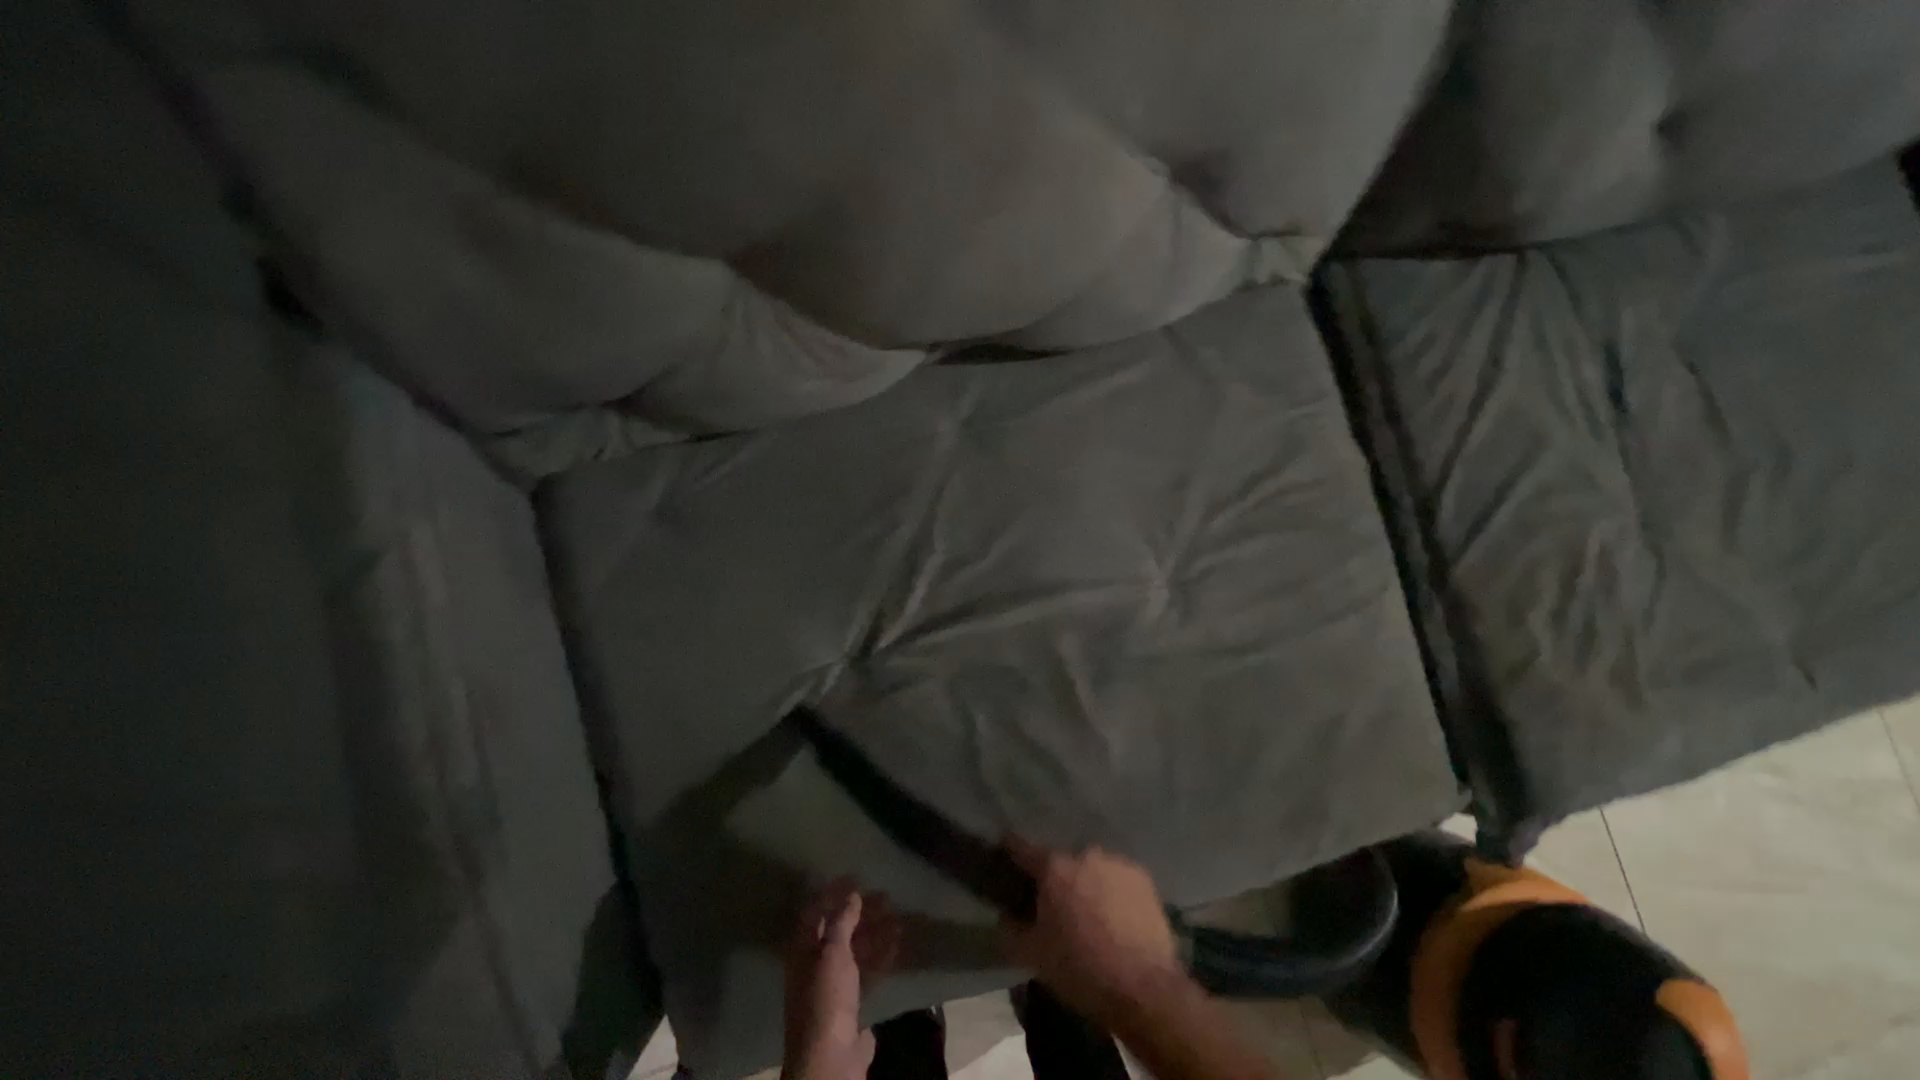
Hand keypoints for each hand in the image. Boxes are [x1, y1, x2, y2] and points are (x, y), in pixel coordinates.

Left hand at [782, 878, 901, 1079]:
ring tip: (899, 918)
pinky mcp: (851, 1006)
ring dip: (875, 933)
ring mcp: (833, 986)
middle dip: (862, 913)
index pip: (815, 911)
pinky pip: (866, 973)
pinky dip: (880, 958)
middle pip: (839, 931)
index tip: (858, 876)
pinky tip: (897, 947)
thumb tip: (851, 894)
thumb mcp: (832, 955)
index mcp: (802, 950)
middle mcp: (814, 965)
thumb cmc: (825, 1000)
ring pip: (855, 952)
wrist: (830, 1060)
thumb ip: (841, 922)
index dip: (833, 892)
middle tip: (887, 896)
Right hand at [998, 836, 1181, 1024]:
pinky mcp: (1145, 880)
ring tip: (1089, 914)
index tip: (1004, 853)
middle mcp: (1086, 854)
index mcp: (1054, 868)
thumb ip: (1010, 929)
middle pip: (1061, 861)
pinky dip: (1111, 891)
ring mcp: (1119, 864)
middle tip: (1054, 905)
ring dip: (1085, 883)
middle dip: (1055, 878)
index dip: (1009, 849)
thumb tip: (1004, 915)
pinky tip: (1115, 917)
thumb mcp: (1032, 955)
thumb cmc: (1080, 968)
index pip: (1021, 847)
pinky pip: (1117, 879)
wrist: (1143, 988)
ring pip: (1092, 869)